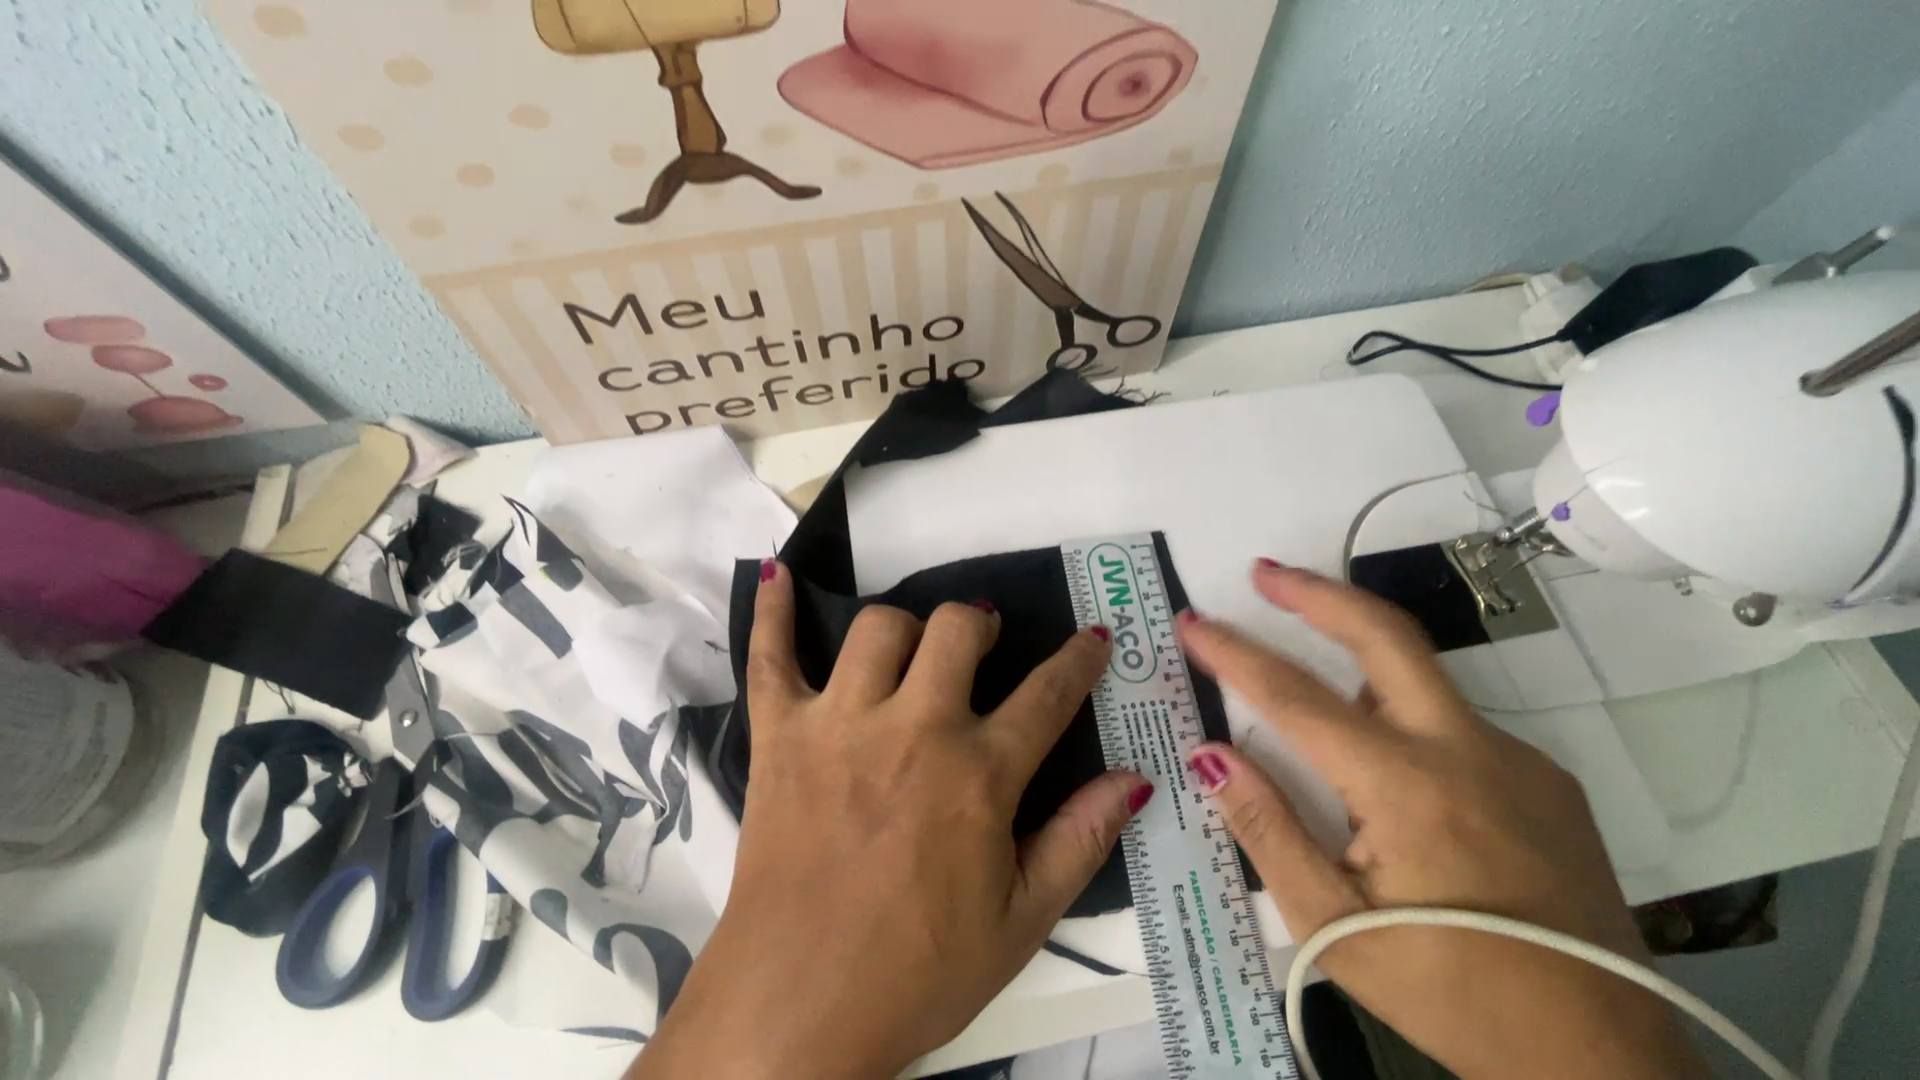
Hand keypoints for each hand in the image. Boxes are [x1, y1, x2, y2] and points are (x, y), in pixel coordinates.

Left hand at [631, 561, 1151, 1079]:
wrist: (799, 1006)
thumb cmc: (919, 972)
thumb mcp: (1023, 922)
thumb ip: (1081, 840)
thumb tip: (1135, 778)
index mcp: (979, 775)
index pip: (1048, 694)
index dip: (1079, 660)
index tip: (1094, 639)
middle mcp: (912, 728)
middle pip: (955, 629)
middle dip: (978, 625)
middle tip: (981, 645)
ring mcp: (838, 723)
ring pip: (877, 628)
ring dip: (904, 628)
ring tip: (909, 652)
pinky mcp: (779, 735)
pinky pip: (771, 655)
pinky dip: (774, 611)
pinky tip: (780, 576)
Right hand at [1178, 560, 1706, 1079]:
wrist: (1598, 1053)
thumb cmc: (1448, 991)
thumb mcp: (1333, 925)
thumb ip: (1268, 830)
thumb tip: (1211, 756)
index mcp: (1407, 786)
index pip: (1297, 697)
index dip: (1235, 652)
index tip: (1191, 621)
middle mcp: (1468, 750)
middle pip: (1385, 635)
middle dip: (1316, 592)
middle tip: (1263, 571)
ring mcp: (1517, 758)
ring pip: (1422, 678)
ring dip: (1357, 652)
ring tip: (1306, 666)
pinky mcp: (1545, 779)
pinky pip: (1456, 724)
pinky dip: (1402, 717)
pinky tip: (1385, 769)